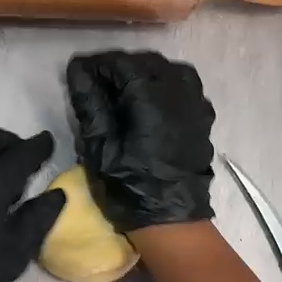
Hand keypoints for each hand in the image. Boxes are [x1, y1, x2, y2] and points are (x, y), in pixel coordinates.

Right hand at [66, 50, 215, 230]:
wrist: (170, 220)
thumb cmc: (129, 185)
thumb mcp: (100, 146)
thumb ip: (91, 103)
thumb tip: (78, 69)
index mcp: (149, 97)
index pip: (121, 63)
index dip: (98, 63)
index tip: (80, 71)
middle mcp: (177, 92)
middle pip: (148, 62)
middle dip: (121, 66)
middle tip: (97, 82)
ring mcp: (195, 105)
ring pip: (170, 71)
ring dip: (146, 73)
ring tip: (124, 90)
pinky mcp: (203, 119)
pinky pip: (186, 88)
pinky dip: (166, 86)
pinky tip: (152, 102)